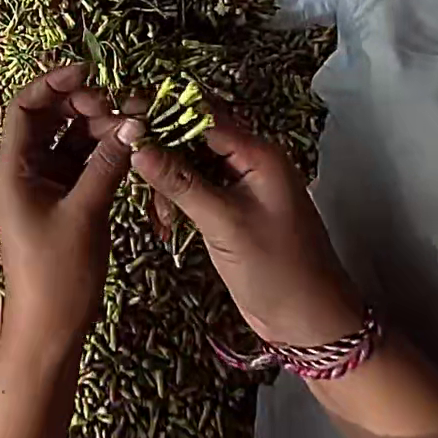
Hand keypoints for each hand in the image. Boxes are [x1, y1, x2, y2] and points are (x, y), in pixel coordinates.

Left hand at [0, 64, 135, 347]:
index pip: (25, 107)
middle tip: (117, 107)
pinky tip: (129, 146)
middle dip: (83, 105)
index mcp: (14, 167)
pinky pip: (85, 160)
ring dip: (99, 127)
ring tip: (131, 127)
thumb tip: (134, 124)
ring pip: (71, 137)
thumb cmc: (55, 274)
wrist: (50, 330)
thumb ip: (107, 165)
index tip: (88, 72)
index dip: (52, 84)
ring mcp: (48, 181)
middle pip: (51, 118)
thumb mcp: (84, 214)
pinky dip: (105, 150)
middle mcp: (27, 167)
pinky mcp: (68, 196)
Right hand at [125, 116, 362, 345]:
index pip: (204, 117)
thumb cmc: (276, 270)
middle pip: (195, 137)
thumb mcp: (223, 223)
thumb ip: (179, 182)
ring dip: (167, 181)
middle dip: (161, 149)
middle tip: (127, 157)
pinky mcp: (232, 207)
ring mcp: (241, 185)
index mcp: (258, 153)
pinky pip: (196, 187)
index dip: (164, 112)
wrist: (311, 325)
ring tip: (157, 213)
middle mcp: (250, 160)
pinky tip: (165, 221)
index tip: (126, 114)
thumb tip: (138, 146)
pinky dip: (178, 199)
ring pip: (191, 164)